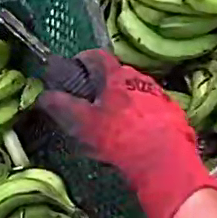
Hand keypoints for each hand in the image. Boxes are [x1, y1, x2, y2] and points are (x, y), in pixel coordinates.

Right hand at [39, 50, 216, 217]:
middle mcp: (141, 78)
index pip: (96, 56)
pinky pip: (151, 110)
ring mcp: (160, 96)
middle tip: (89, 105)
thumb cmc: (120, 138)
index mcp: (116, 76)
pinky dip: (140, 118)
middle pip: (116, 75)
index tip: (73, 70)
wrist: (166, 162)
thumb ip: (60, 106)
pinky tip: (135, 138)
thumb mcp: (82, 123)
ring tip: (112, 126)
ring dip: (122, 103)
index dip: (82, 60)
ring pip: (135, 93)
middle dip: (102, 87)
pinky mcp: (174, 115)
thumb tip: (43, 96)